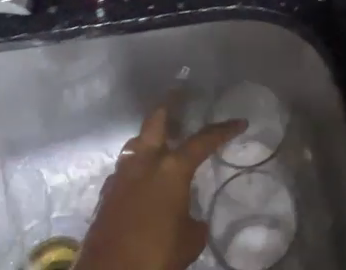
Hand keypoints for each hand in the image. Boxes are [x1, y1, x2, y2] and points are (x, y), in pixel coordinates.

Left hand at [73, 102, 245, 269]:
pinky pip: (125, 168)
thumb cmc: (156, 255)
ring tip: (164, 140)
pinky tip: (143, 179)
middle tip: (182, 92)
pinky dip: (137, 165)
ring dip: (150, 136)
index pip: (203, 140)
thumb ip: (193, 221)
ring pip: (136, 142)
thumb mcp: (189, 241)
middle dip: (170, 104)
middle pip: (156, 119)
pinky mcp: (106, 194)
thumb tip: (191, 218)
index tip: (239, 122)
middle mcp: (144, 162)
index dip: (223, 130)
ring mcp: (121, 176)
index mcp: (171, 169)